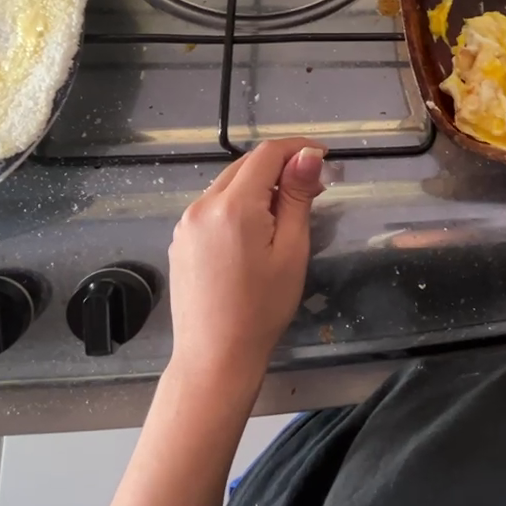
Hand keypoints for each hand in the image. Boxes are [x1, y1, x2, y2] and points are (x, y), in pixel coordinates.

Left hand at [167, 138, 327, 381]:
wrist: (215, 357)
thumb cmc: (262, 307)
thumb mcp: (291, 249)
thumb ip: (297, 196)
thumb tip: (308, 155)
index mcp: (233, 205)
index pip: (267, 154)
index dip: (298, 148)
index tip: (324, 157)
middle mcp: (203, 205)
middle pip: (246, 165)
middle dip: (281, 166)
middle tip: (313, 188)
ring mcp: (187, 223)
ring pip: (229, 184)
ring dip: (260, 184)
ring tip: (288, 210)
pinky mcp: (181, 240)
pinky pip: (215, 205)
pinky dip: (240, 203)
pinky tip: (257, 229)